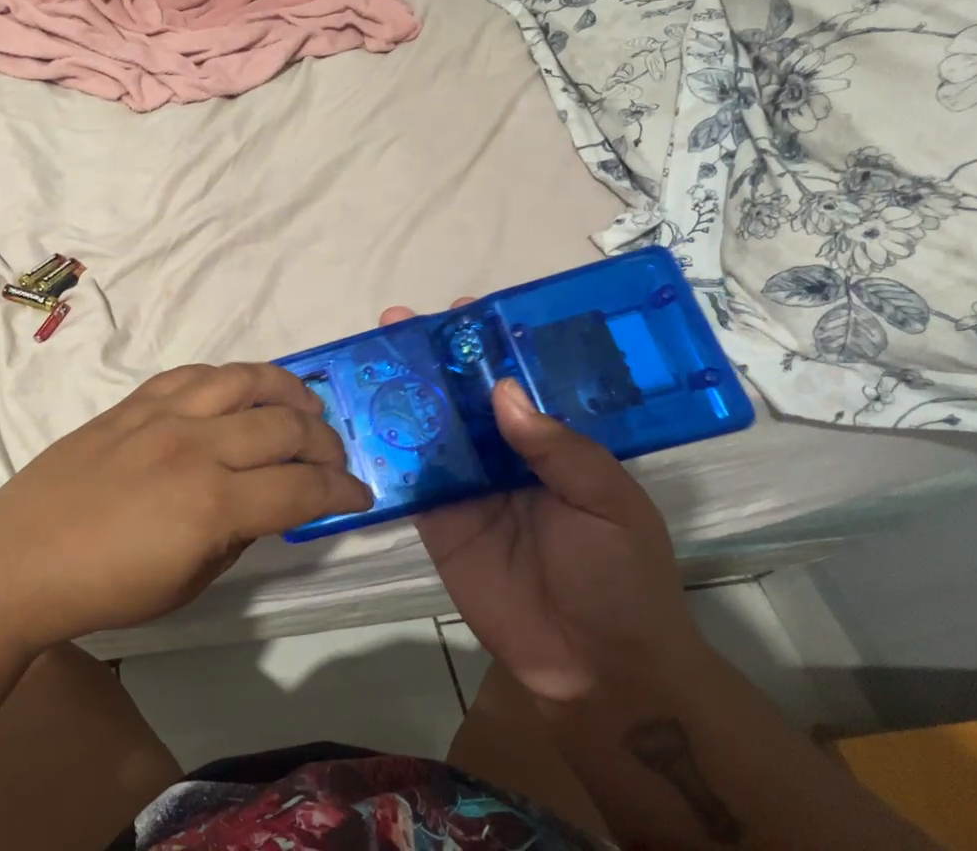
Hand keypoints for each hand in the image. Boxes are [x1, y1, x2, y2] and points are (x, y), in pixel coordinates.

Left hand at [0, 363, 373, 651]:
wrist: (19, 560)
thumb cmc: (104, 590)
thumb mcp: (187, 584)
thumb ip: (237, 536)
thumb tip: (265, 506)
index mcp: (212, 504)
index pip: (302, 488)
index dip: (342, 491)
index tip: (361, 495)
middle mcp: (194, 447)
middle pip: (283, 426)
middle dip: (325, 442)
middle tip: (335, 458)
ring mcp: (159, 417)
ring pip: (242, 381)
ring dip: (286, 390)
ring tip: (305, 404)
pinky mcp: (130, 405)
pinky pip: (191, 375)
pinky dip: (228, 377)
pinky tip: (240, 389)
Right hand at [380, 299, 706, 704]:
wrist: (592, 664)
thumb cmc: (621, 578)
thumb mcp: (611, 504)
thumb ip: (559, 448)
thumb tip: (503, 393)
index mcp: (556, 445)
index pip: (520, 383)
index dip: (492, 347)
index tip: (463, 311)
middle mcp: (506, 458)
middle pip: (464, 398)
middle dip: (433, 360)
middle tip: (398, 322)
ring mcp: (466, 488)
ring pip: (429, 430)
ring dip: (401, 394)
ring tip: (369, 356)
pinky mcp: (435, 520)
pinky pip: (406, 479)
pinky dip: (382, 451)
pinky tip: (355, 418)